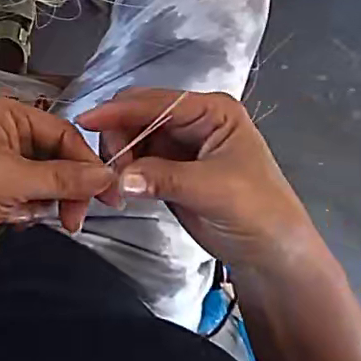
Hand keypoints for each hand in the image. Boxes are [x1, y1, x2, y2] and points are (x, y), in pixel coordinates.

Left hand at [0, 98, 112, 272]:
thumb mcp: (12, 180)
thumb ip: (64, 178)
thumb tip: (111, 175)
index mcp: (4, 113)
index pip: (62, 131)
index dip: (88, 162)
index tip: (112, 198)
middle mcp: (2, 131)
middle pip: (57, 155)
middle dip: (69, 186)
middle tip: (77, 219)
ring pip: (46, 178)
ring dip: (50, 200)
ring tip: (39, 219)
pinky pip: (30, 195)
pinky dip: (32, 208)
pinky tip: (17, 220)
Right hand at [76, 89, 322, 275]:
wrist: (272, 258)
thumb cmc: (261, 215)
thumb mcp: (215, 191)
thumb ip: (165, 178)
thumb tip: (121, 177)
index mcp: (211, 112)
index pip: (156, 102)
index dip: (119, 110)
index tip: (87, 121)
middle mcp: (191, 120)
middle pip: (135, 113)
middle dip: (117, 135)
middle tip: (108, 166)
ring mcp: (176, 142)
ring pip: (127, 134)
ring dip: (116, 154)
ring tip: (117, 183)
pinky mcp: (164, 165)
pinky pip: (130, 156)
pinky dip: (119, 168)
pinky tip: (120, 185)